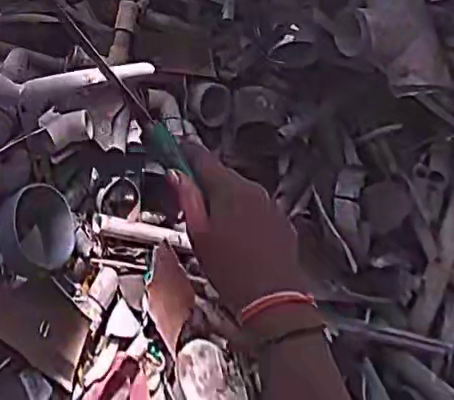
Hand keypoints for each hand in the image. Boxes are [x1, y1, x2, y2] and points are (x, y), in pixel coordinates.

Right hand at [168, 142, 311, 310]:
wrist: (275, 304)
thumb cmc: (234, 274)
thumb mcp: (198, 233)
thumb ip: (187, 197)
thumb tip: (177, 175)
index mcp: (228, 188)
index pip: (201, 155)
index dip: (183, 150)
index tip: (173, 149)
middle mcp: (251, 189)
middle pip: (220, 173)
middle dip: (203, 182)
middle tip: (188, 203)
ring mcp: (269, 203)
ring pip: (238, 190)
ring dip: (224, 199)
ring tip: (214, 228)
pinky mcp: (280, 219)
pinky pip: (255, 206)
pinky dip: (243, 213)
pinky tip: (236, 237)